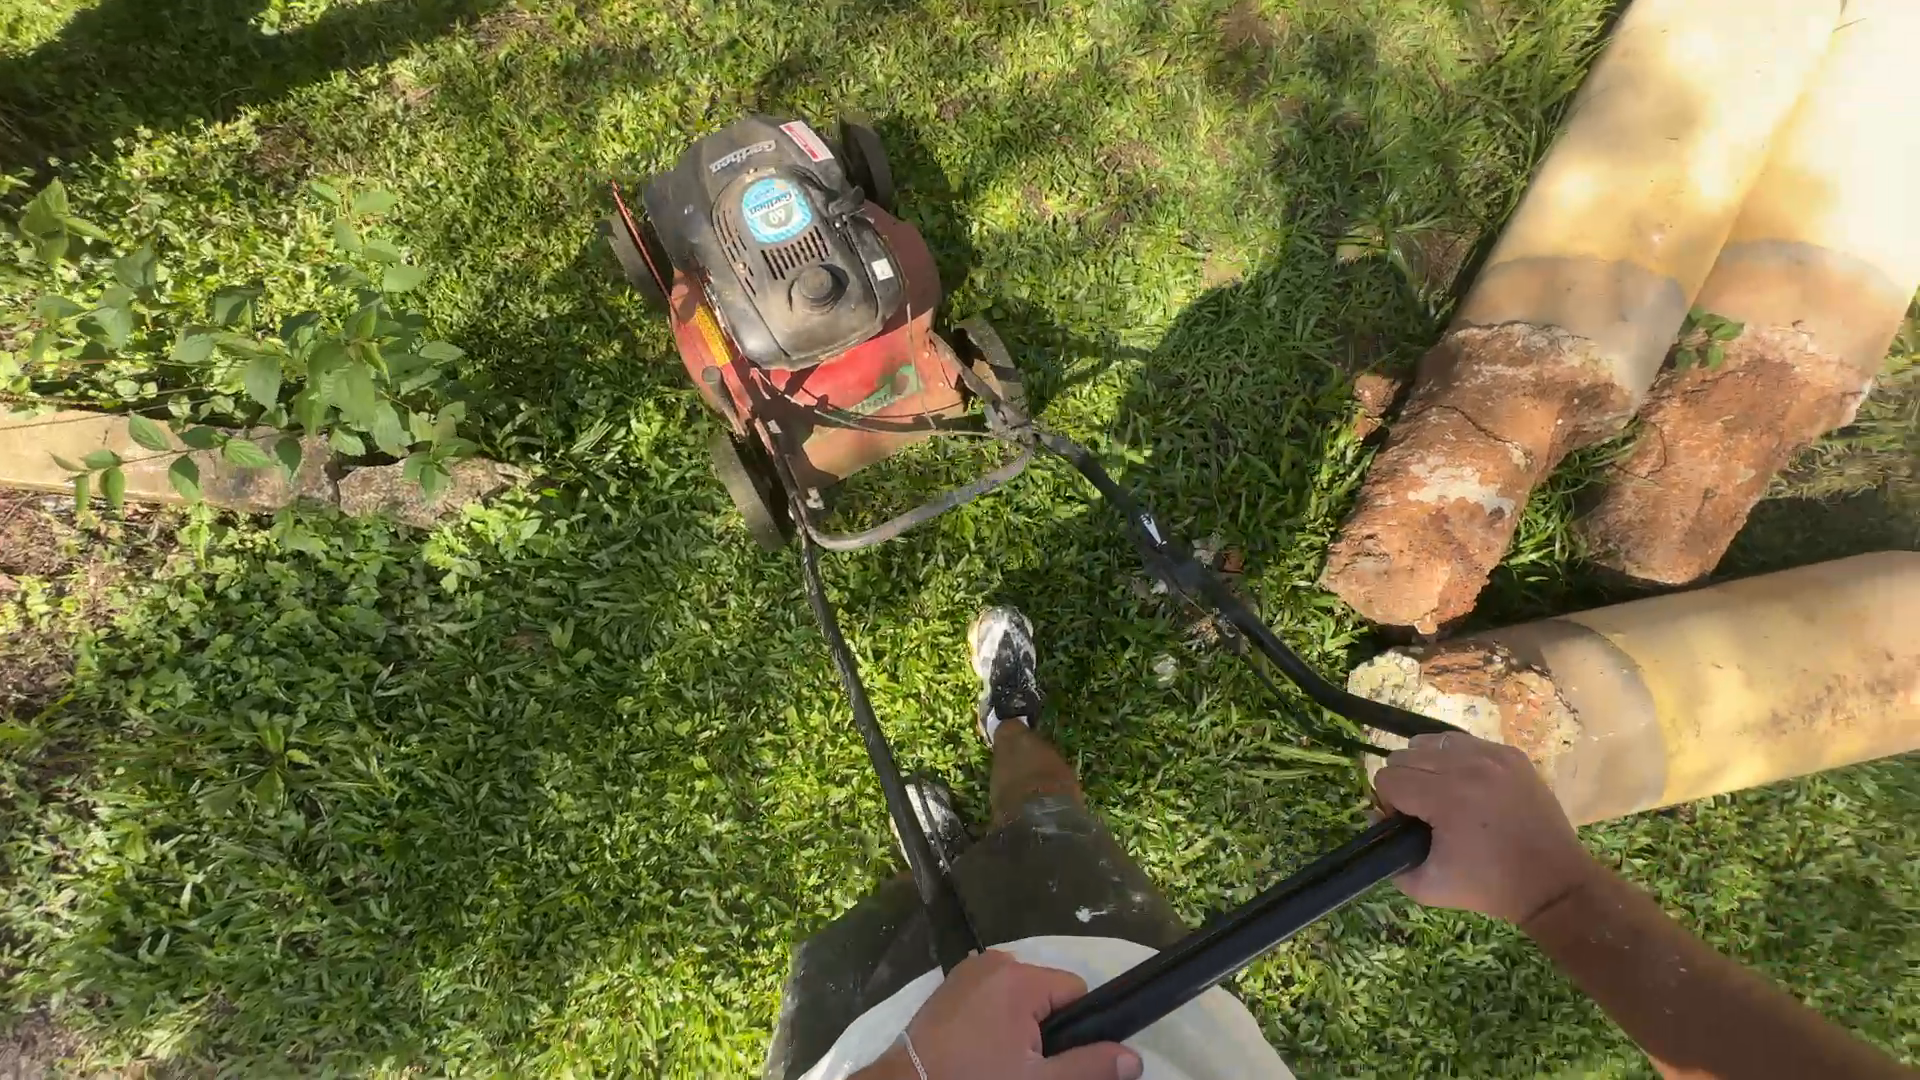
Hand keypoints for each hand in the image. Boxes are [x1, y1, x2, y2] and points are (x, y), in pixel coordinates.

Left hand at [856, 950, 1142, 1079]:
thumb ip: (1089, 1066)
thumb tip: (1133, 1057)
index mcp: (1019, 976)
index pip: (1074, 990)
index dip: (1076, 1029)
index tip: (1055, 1060)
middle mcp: (995, 960)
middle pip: (1046, 993)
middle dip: (1046, 1030)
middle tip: (1023, 1067)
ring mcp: (969, 970)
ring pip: (1018, 996)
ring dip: (1020, 1027)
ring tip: (998, 1063)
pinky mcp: (951, 984)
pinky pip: (992, 996)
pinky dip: (995, 1020)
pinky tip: (980, 1052)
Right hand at [1373, 731, 1601, 925]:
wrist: (1557, 886)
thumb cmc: (1489, 887)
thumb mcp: (1425, 886)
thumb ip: (1387, 854)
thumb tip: (1373, 815)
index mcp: (1445, 797)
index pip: (1386, 779)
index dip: (1390, 805)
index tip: (1411, 826)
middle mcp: (1466, 766)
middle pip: (1402, 756)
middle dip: (1405, 784)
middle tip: (1427, 812)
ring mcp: (1491, 756)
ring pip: (1427, 743)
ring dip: (1426, 766)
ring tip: (1444, 794)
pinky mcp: (1510, 754)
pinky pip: (1460, 742)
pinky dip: (1453, 759)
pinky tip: (1467, 785)